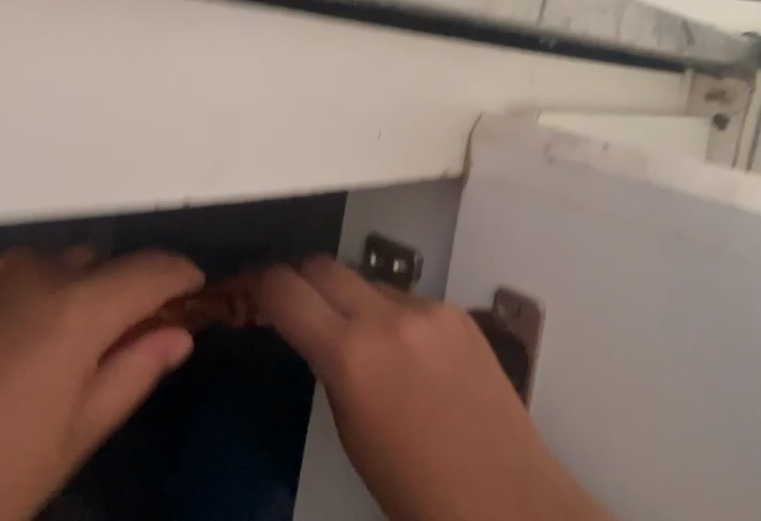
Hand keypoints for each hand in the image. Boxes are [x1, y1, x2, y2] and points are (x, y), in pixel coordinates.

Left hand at [0, 248, 203, 520]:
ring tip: (54, 359)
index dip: (179, 278)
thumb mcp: (70, 440)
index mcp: (71, 308)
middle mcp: (28, 270)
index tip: (193, 295)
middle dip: (118, 294)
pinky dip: (24, 298)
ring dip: (68, 294)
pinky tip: (4, 353)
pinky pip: (5, 277)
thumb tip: (175, 336)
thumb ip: (130, 374)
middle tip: (117, 349)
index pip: (150, 269)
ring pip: (48, 265)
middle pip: (96, 263)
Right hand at [259, 257, 608, 520]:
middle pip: (320, 265)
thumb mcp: (349, 430)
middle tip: (291, 304)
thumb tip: (313, 332)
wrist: (512, 506)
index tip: (248, 291)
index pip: (283, 288)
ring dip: (347, 297)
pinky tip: (403, 353)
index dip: (258, 284)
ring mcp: (429, 311)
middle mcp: (387, 319)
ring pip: (365, 279)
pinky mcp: (459, 314)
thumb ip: (327, 366)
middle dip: (298, 280)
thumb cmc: (415, 490)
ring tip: (355, 337)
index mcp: (350, 356)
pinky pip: (405, 298)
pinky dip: (390, 315)